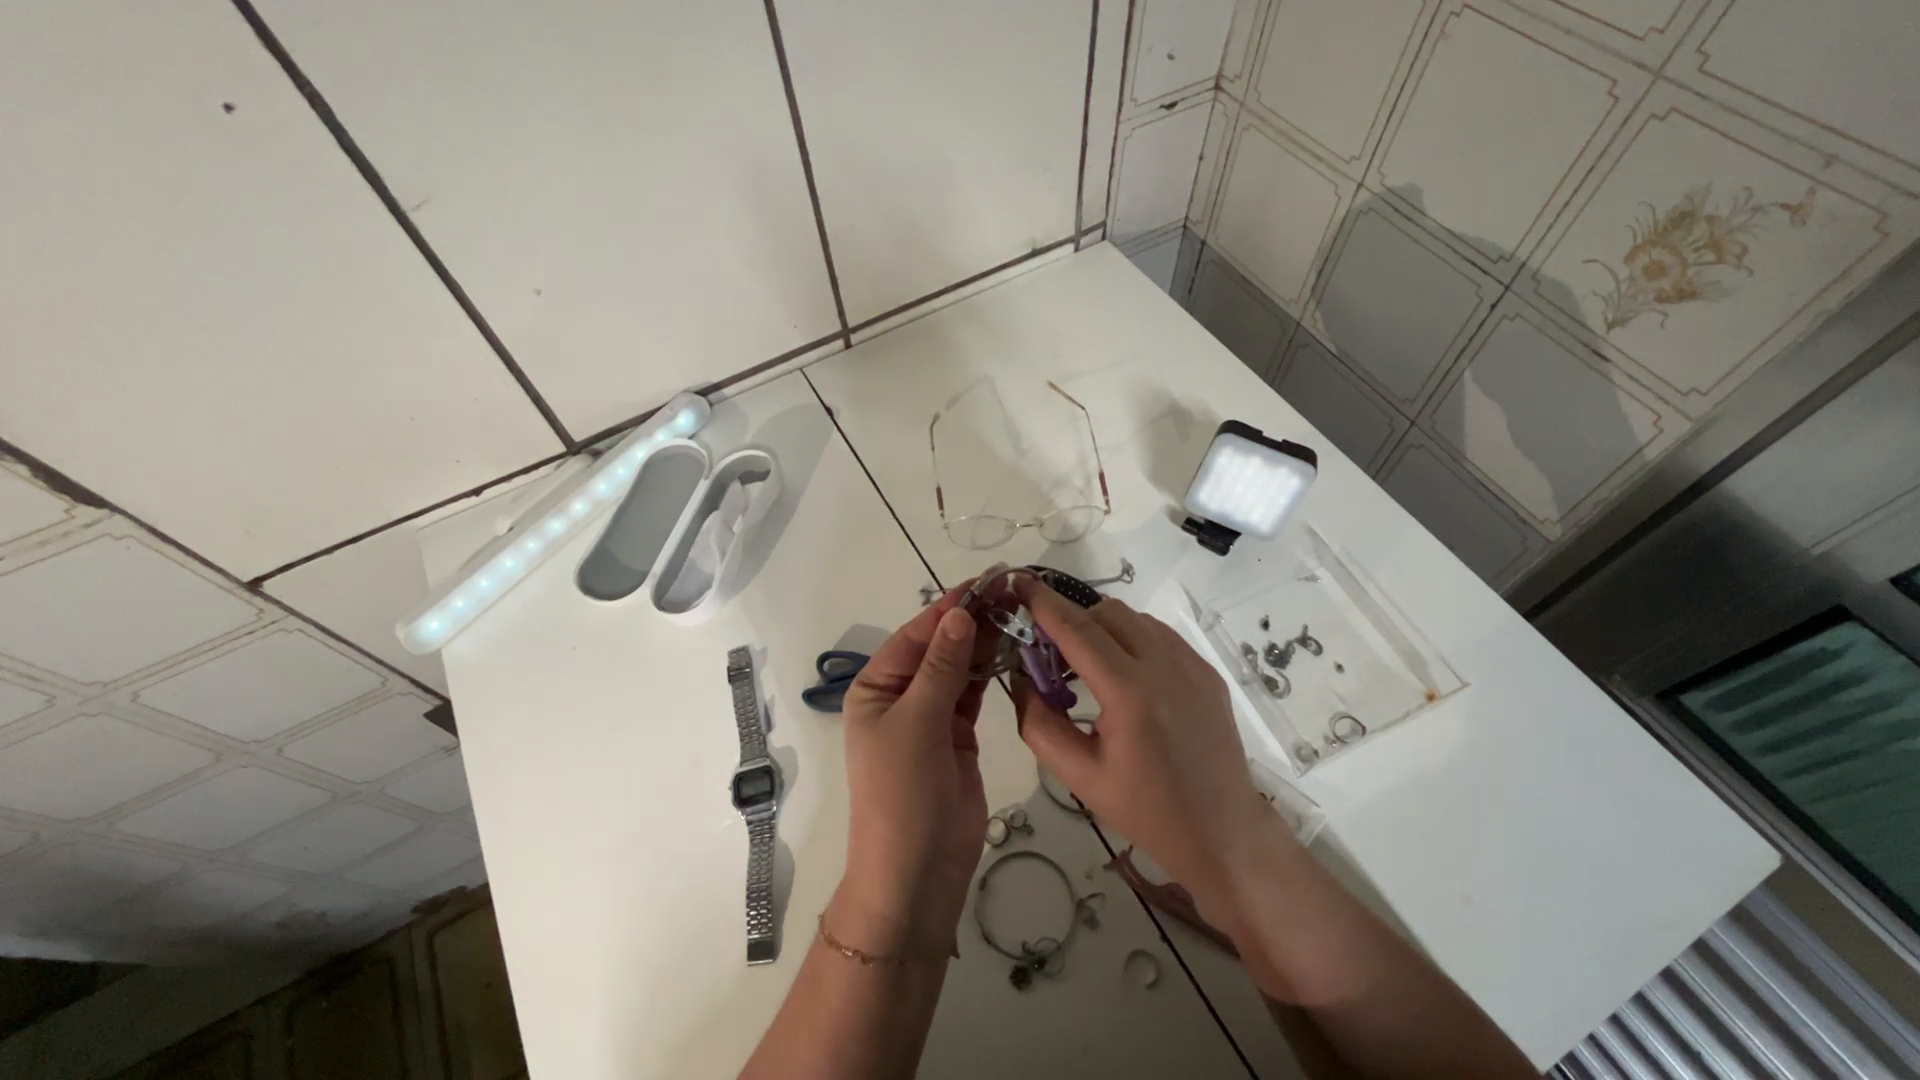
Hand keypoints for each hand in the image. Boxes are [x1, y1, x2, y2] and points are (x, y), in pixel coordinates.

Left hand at [833, 587, 988, 956]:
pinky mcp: (959, 738)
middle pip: (939, 649)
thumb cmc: (903, 794)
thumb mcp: (916, 724)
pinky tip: (1014, 650)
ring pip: (960, 670)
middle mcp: (902, 697)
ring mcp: (932, 718)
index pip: (914, 637)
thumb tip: (959, 615)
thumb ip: (941, 668)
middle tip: (1014, 593)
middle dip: (971, 622)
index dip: (948, 608)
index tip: (985, 581)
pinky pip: (976, 695)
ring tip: (1020, 613)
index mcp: (876, 690)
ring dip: (985, 644)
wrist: (917, 871)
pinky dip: (992, 673)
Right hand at [1011, 579, 1280, 907]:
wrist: (1222, 831)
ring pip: (1136, 620)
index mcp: (1129, 693)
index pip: (1077, 629)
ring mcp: (1192, 666)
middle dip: (1073, 618)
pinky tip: (1125, 677)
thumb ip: (1040, 724)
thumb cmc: (1146, 810)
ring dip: (1104, 628)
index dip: (1043, 603)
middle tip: (1050, 649)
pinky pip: (1161, 636)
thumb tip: (1022, 680)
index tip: (1018, 583)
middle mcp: (1164, 666)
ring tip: (1089, 666)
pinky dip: (1134, 640)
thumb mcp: (1079, 776)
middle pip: (1107, 612)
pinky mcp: (1207, 673)